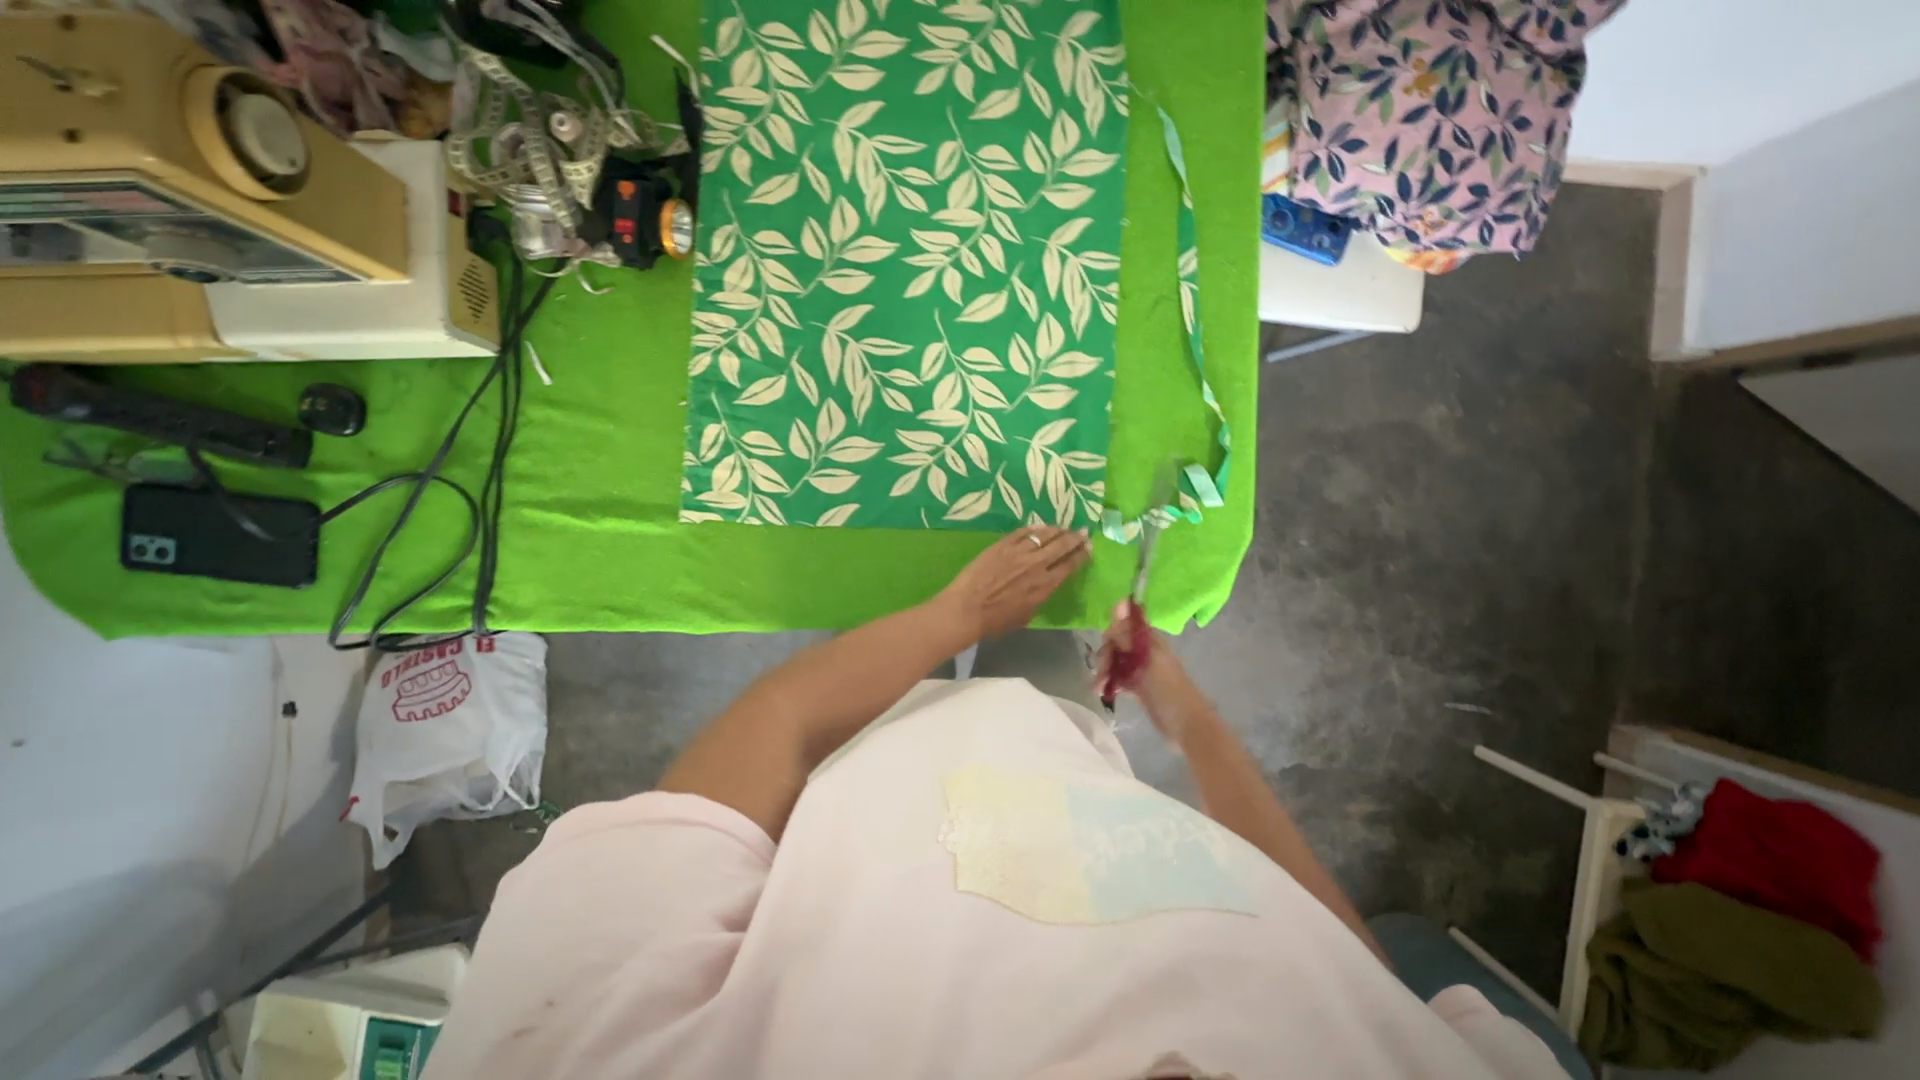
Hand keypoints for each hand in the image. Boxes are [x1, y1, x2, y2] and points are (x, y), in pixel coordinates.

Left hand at [933, 526, 1089, 642]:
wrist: (967, 608)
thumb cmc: (996, 620)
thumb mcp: (1027, 615)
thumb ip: (1040, 596)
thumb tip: (1046, 585)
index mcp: (1045, 585)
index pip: (1070, 565)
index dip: (1081, 554)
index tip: (1088, 547)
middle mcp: (1037, 564)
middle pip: (1062, 545)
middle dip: (1075, 537)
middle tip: (1082, 532)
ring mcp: (1019, 551)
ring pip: (1044, 534)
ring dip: (1057, 530)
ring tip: (1063, 528)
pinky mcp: (1002, 544)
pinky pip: (1023, 532)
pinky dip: (1035, 529)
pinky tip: (1039, 527)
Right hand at [1095, 600, 1204, 740]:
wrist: (1187, 725)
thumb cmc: (1169, 690)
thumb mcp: (1146, 660)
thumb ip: (1129, 635)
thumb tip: (1119, 602)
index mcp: (1150, 640)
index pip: (1126, 625)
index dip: (1113, 632)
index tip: (1107, 645)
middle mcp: (1145, 650)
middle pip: (1117, 644)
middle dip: (1106, 656)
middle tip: (1102, 672)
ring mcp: (1141, 669)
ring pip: (1115, 661)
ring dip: (1104, 671)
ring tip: (1098, 687)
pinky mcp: (1139, 686)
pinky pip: (1119, 677)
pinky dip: (1109, 682)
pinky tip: (1101, 691)